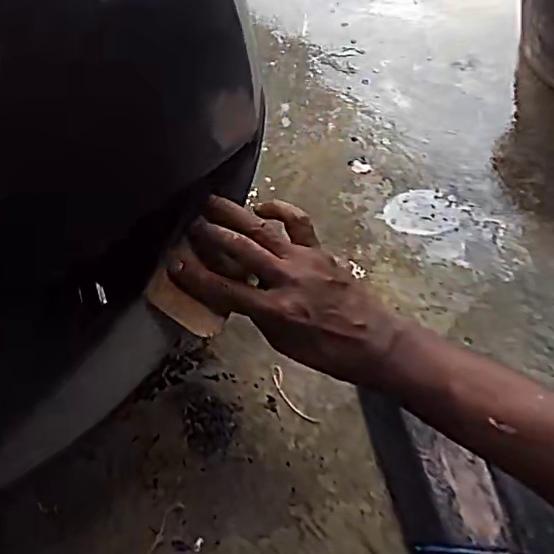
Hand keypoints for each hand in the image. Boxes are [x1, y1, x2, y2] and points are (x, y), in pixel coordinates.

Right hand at [167, 196, 410, 386]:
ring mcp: (304, 261)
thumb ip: (256, 313)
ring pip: (261, 230)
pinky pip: (297, 223)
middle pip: (240, 250)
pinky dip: (278, 210)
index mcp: (277, 311)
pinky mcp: (319, 251)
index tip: (175, 264)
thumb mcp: (282, 342)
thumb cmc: (328, 352)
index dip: (196, 277)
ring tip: (209, 201)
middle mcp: (287, 281)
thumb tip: (233, 291)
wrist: (378, 345)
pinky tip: (261, 208)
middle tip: (189, 225)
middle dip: (210, 235)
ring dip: (232, 213)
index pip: (226, 290)